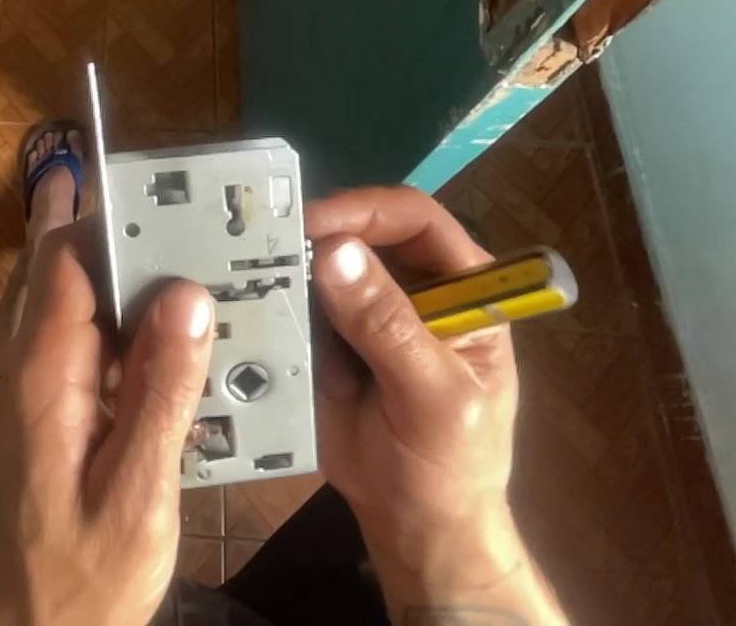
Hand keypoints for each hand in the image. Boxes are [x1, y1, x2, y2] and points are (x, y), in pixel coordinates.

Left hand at [0, 218, 215, 625]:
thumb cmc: (84, 575)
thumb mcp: (136, 489)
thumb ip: (161, 392)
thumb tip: (188, 297)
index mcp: (43, 372)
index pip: (63, 261)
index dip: (108, 222)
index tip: (167, 204)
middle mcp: (31, 365)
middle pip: (64, 270)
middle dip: (118, 237)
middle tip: (186, 216)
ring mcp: (39, 386)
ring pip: (76, 302)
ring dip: (123, 276)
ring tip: (186, 254)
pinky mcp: (55, 408)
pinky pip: (87, 341)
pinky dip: (124, 322)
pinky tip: (168, 327)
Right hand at [307, 186, 563, 622]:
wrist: (413, 524)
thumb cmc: (449, 467)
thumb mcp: (433, 399)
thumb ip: (388, 327)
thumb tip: (335, 252)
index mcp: (463, 290)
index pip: (418, 221)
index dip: (368, 211)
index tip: (314, 224)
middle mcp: (413, 287)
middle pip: (362, 233)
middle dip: (320, 241)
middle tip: (271, 252)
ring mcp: (368, 311)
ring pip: (322, 264)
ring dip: (296, 281)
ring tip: (273, 307)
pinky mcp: (329, 336)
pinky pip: (298, 304)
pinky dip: (282, 313)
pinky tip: (279, 340)